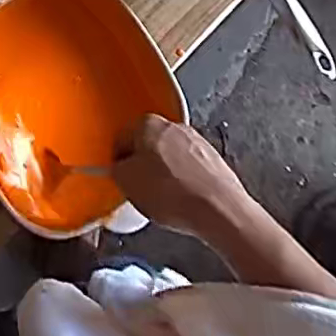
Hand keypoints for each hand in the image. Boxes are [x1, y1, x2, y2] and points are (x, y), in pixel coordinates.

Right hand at [113, 113, 254, 237]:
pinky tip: (183, 203)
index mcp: (147, 123)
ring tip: (165, 201)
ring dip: (165, 176)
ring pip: (170, 158)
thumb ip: (116, 170)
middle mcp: (173, 126)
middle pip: (148, 145)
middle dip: (143, 166)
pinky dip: (185, 184)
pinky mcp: (213, 161)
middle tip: (140, 189)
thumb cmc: (175, 193)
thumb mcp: (126, 183)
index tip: (119, 175)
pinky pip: (191, 171)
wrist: (219, 211)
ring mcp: (196, 142)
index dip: (118, 161)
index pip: (122, 138)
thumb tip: (120, 170)